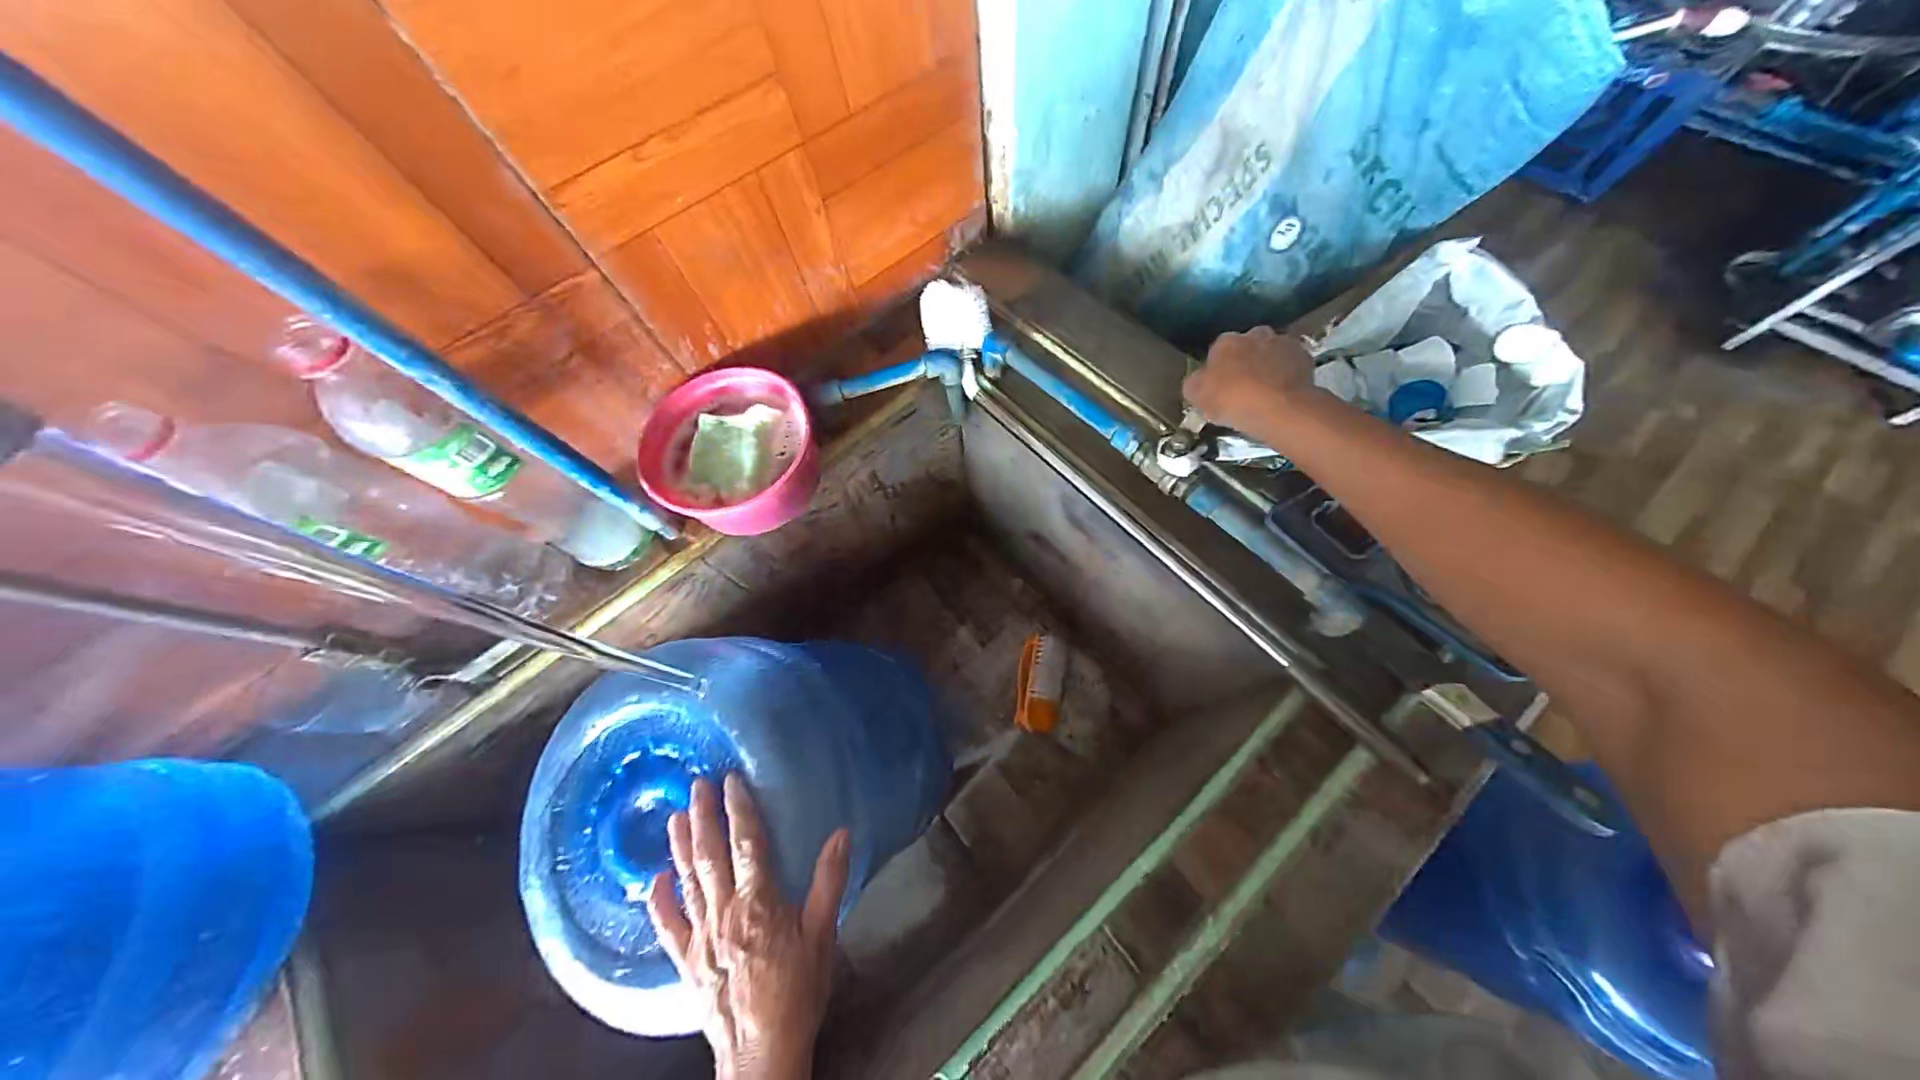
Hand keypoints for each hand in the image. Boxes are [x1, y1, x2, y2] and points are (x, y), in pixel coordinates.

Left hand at [646, 774, 850, 1079]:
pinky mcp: (687, 963)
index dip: (738, 809)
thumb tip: (841, 833)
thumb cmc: (798, 992)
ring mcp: (701, 938)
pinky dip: (659, 902)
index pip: (746, 844)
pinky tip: (653, 881)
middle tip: (695, 785)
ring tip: (674, 816)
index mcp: (757, 903)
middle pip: (709, 856)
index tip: (730, 781)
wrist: (762, 1053)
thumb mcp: (823, 934)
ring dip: (680, 847)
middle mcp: (723, 913)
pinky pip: (668, 927)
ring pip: (687, 882)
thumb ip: (829, 881)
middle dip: (703, 816)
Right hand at [1181, 326, 1318, 431]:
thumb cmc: (1232, 400)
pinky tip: (1282, 392)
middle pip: (1246, 347)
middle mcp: (1254, 334)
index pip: (1217, 351)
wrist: (1279, 407)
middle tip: (1242, 387)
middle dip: (1244, 361)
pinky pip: (1290, 364)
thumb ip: (1194, 383)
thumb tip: (1198, 380)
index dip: (1217, 369)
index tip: (1219, 387)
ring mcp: (1282, 343)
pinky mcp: (1304, 357)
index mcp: (1224, 342)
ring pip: (1270, 352)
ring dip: (1267, 365)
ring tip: (1265, 391)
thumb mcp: (1196, 396)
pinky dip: (1286, 374)